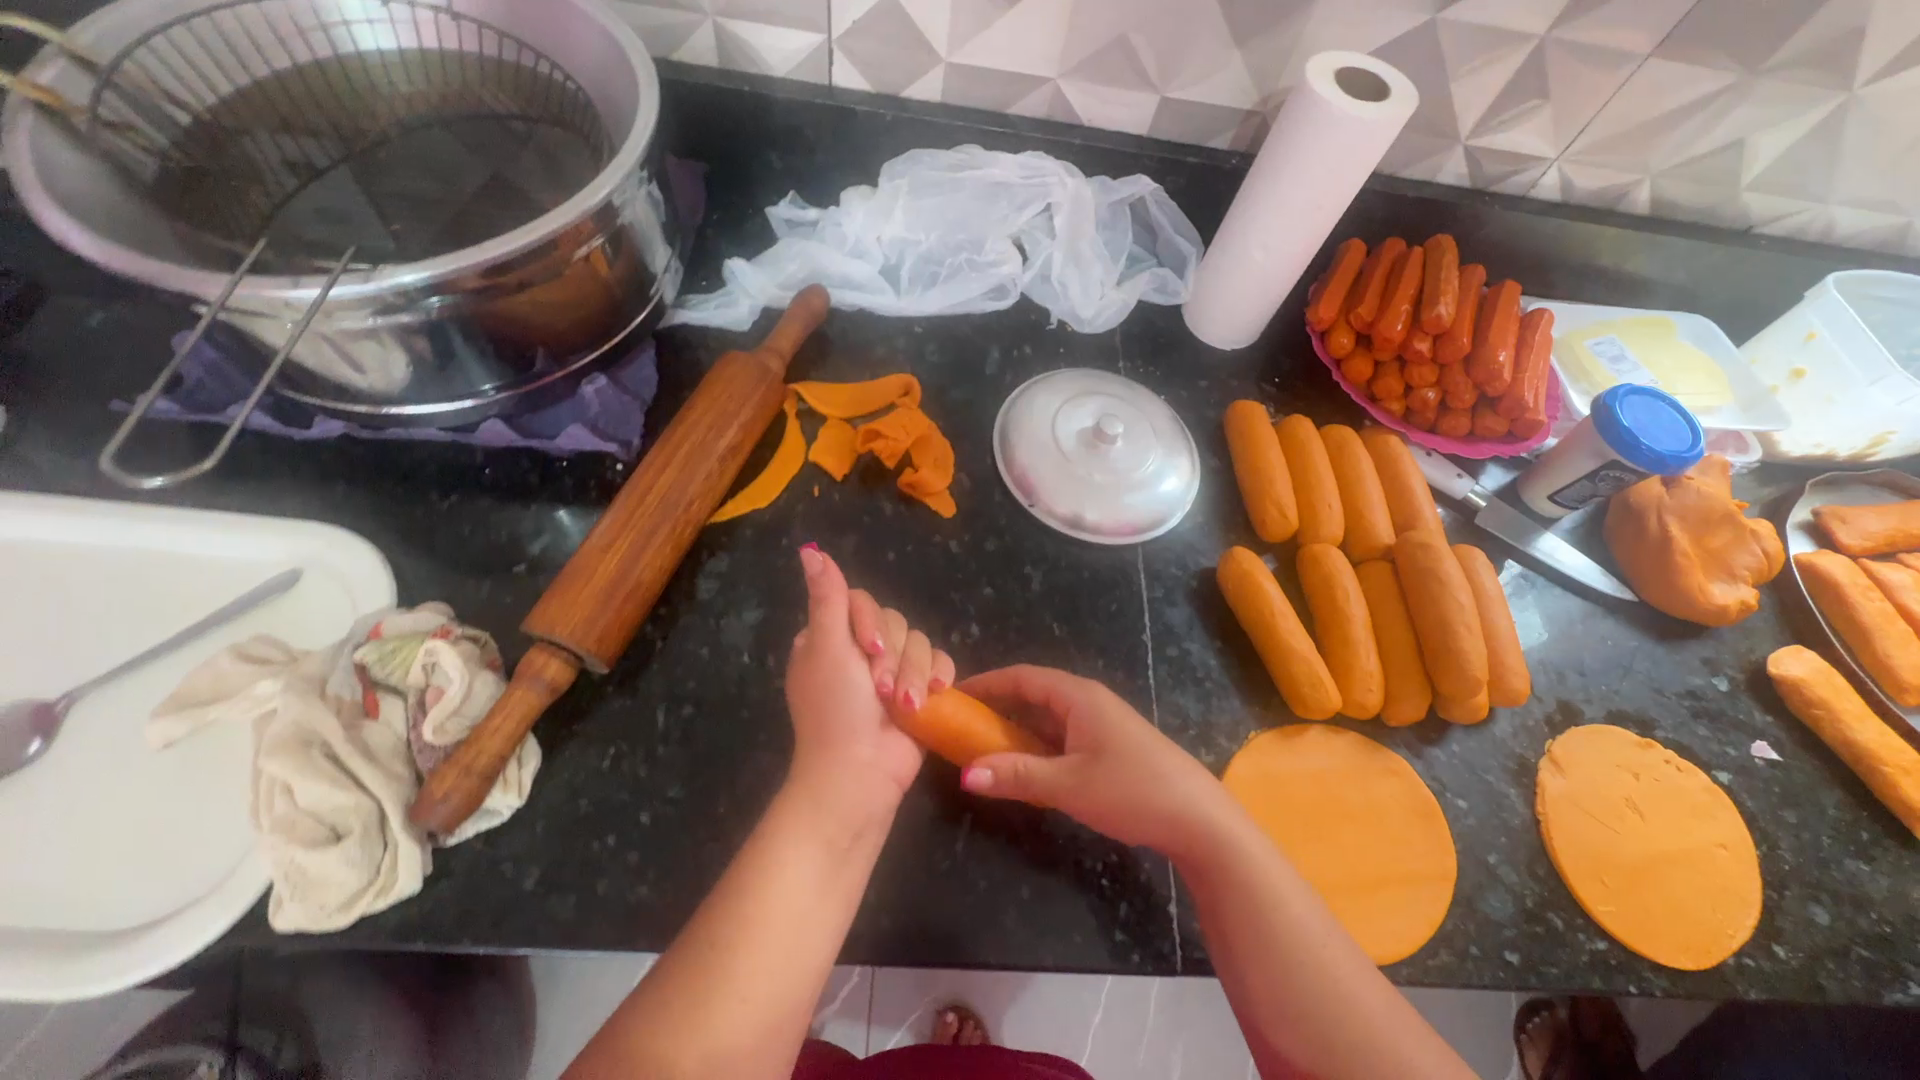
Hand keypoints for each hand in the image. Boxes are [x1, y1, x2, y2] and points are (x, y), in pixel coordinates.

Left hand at [784, 545, 950, 814]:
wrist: (860, 773)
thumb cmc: (835, 710)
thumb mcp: (825, 648)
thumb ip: (826, 597)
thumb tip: (809, 549)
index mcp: (829, 638)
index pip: (861, 601)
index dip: (870, 623)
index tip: (867, 650)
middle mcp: (859, 651)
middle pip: (895, 621)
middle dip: (894, 657)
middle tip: (881, 691)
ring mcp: (891, 673)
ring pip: (920, 642)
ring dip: (913, 674)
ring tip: (905, 706)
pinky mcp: (919, 692)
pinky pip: (940, 664)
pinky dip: (938, 678)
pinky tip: (932, 696)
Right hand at [956, 665, 1233, 858]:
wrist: (1198, 819)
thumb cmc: (1132, 790)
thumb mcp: (1068, 785)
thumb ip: (1017, 775)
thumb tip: (965, 773)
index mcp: (1078, 697)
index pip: (1022, 677)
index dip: (986, 683)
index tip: (953, 694)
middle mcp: (1089, 702)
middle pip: (1034, 696)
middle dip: (997, 708)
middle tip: (960, 726)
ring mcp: (1102, 726)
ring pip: (1048, 720)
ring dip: (1017, 732)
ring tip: (982, 748)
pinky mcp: (1111, 748)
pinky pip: (1063, 739)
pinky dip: (1038, 748)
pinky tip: (1025, 770)